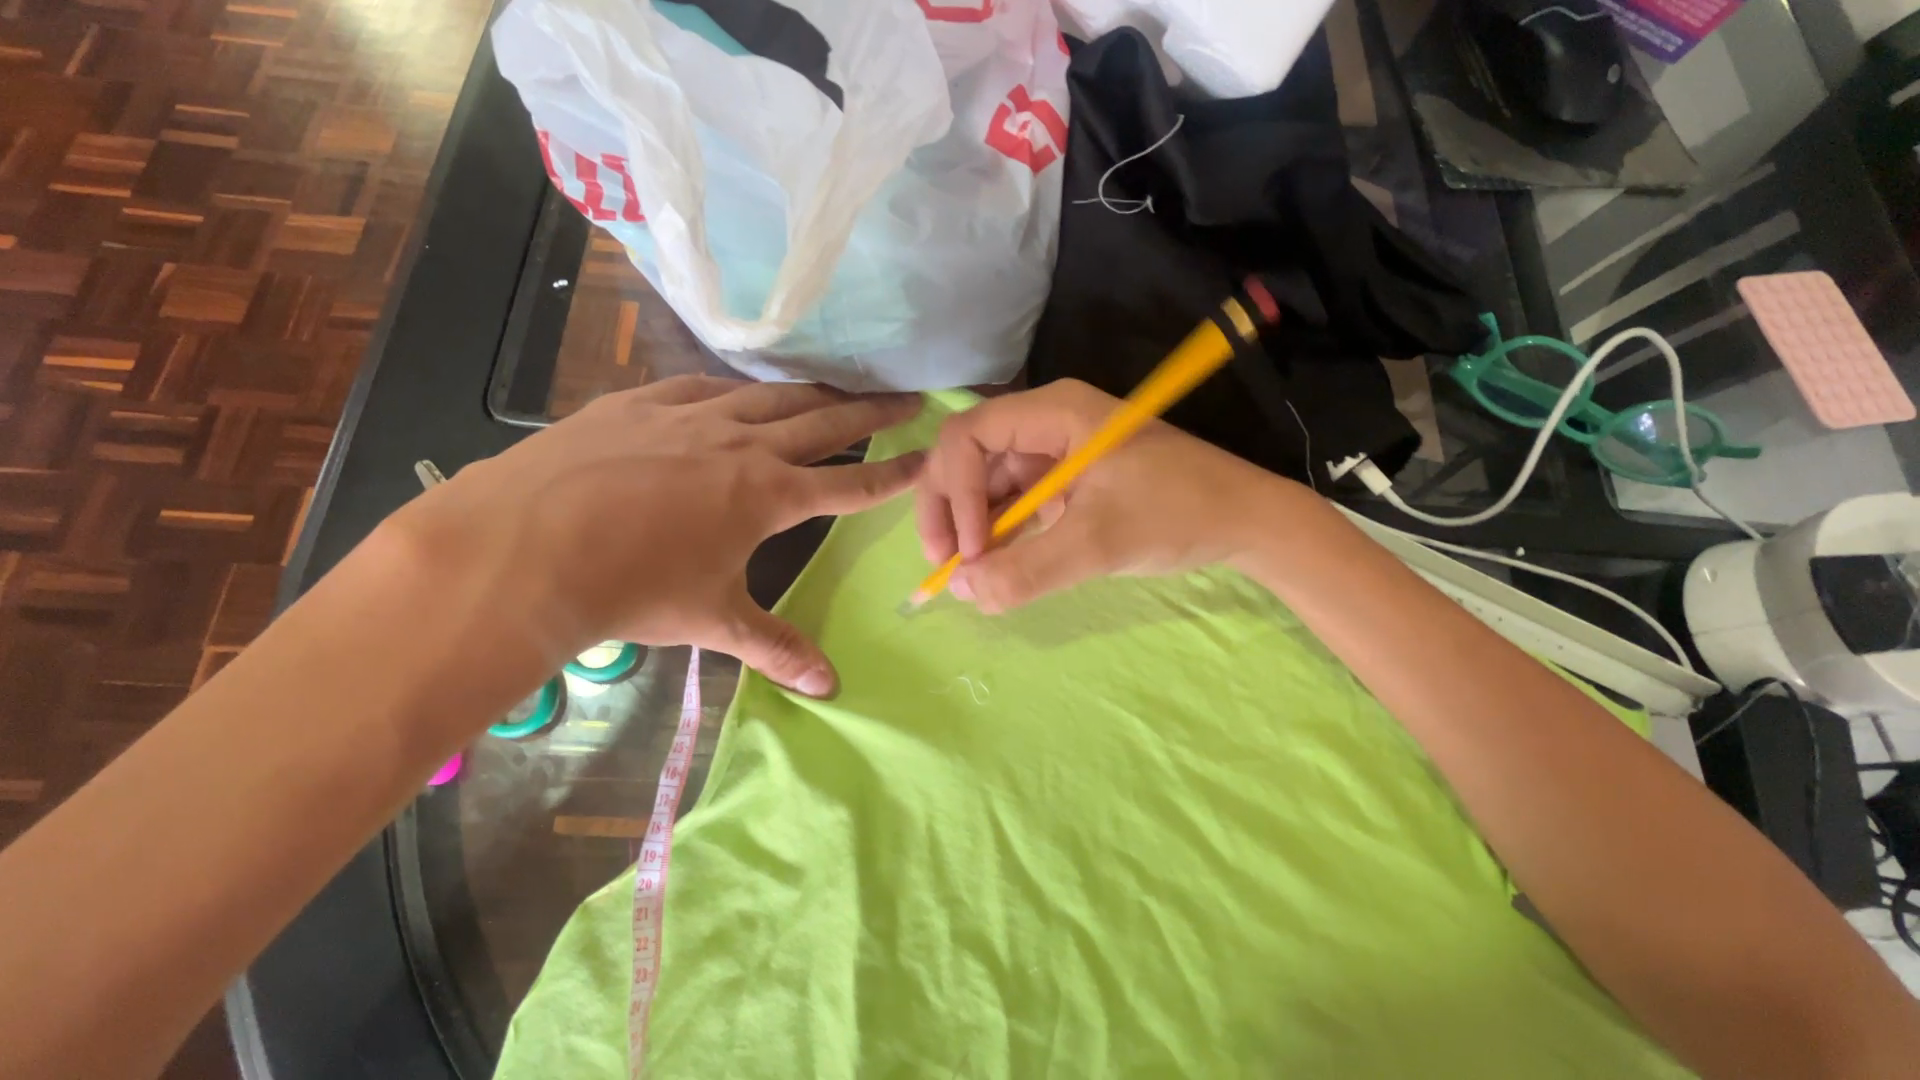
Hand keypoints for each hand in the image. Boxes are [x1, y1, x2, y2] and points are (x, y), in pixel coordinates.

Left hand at [396, 376, 922, 695]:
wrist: (526, 545)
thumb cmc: (632, 586)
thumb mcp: (712, 620)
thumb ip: (774, 646)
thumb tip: (829, 688)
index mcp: (769, 495)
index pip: (851, 483)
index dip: (895, 472)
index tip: (930, 455)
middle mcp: (742, 444)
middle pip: (823, 422)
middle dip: (871, 413)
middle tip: (906, 398)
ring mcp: (690, 416)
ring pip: (768, 396)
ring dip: (810, 393)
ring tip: (835, 389)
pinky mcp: (641, 403)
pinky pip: (703, 386)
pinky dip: (734, 389)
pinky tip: (734, 391)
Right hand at [914, 379, 1307, 612]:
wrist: (1246, 521)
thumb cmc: (1177, 513)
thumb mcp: (1100, 542)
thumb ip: (1028, 570)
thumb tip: (964, 593)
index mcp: (1054, 412)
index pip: (969, 436)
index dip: (955, 491)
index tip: (969, 550)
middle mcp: (1047, 425)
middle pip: (969, 458)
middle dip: (950, 510)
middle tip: (946, 567)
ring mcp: (1056, 455)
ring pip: (988, 486)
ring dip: (971, 529)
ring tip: (970, 578)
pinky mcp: (1067, 485)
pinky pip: (1016, 506)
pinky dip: (1000, 537)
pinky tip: (995, 570)